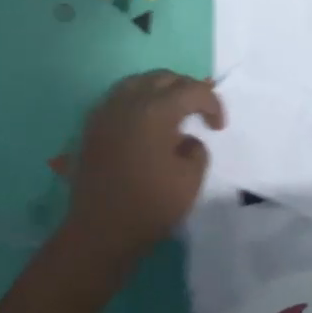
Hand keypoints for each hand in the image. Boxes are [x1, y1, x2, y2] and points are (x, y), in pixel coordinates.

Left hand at [65, 70, 223, 256]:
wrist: (98, 235)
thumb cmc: (148, 207)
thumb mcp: (190, 181)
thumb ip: (197, 150)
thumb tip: (186, 140)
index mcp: (156, 111)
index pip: (192, 90)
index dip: (212, 104)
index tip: (218, 127)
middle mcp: (129, 102)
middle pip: (164, 78)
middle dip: (187, 90)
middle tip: (199, 113)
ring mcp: (106, 111)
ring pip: (139, 81)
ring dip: (161, 90)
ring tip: (172, 111)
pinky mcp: (92, 126)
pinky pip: (119, 97)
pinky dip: (137, 99)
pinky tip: (144, 121)